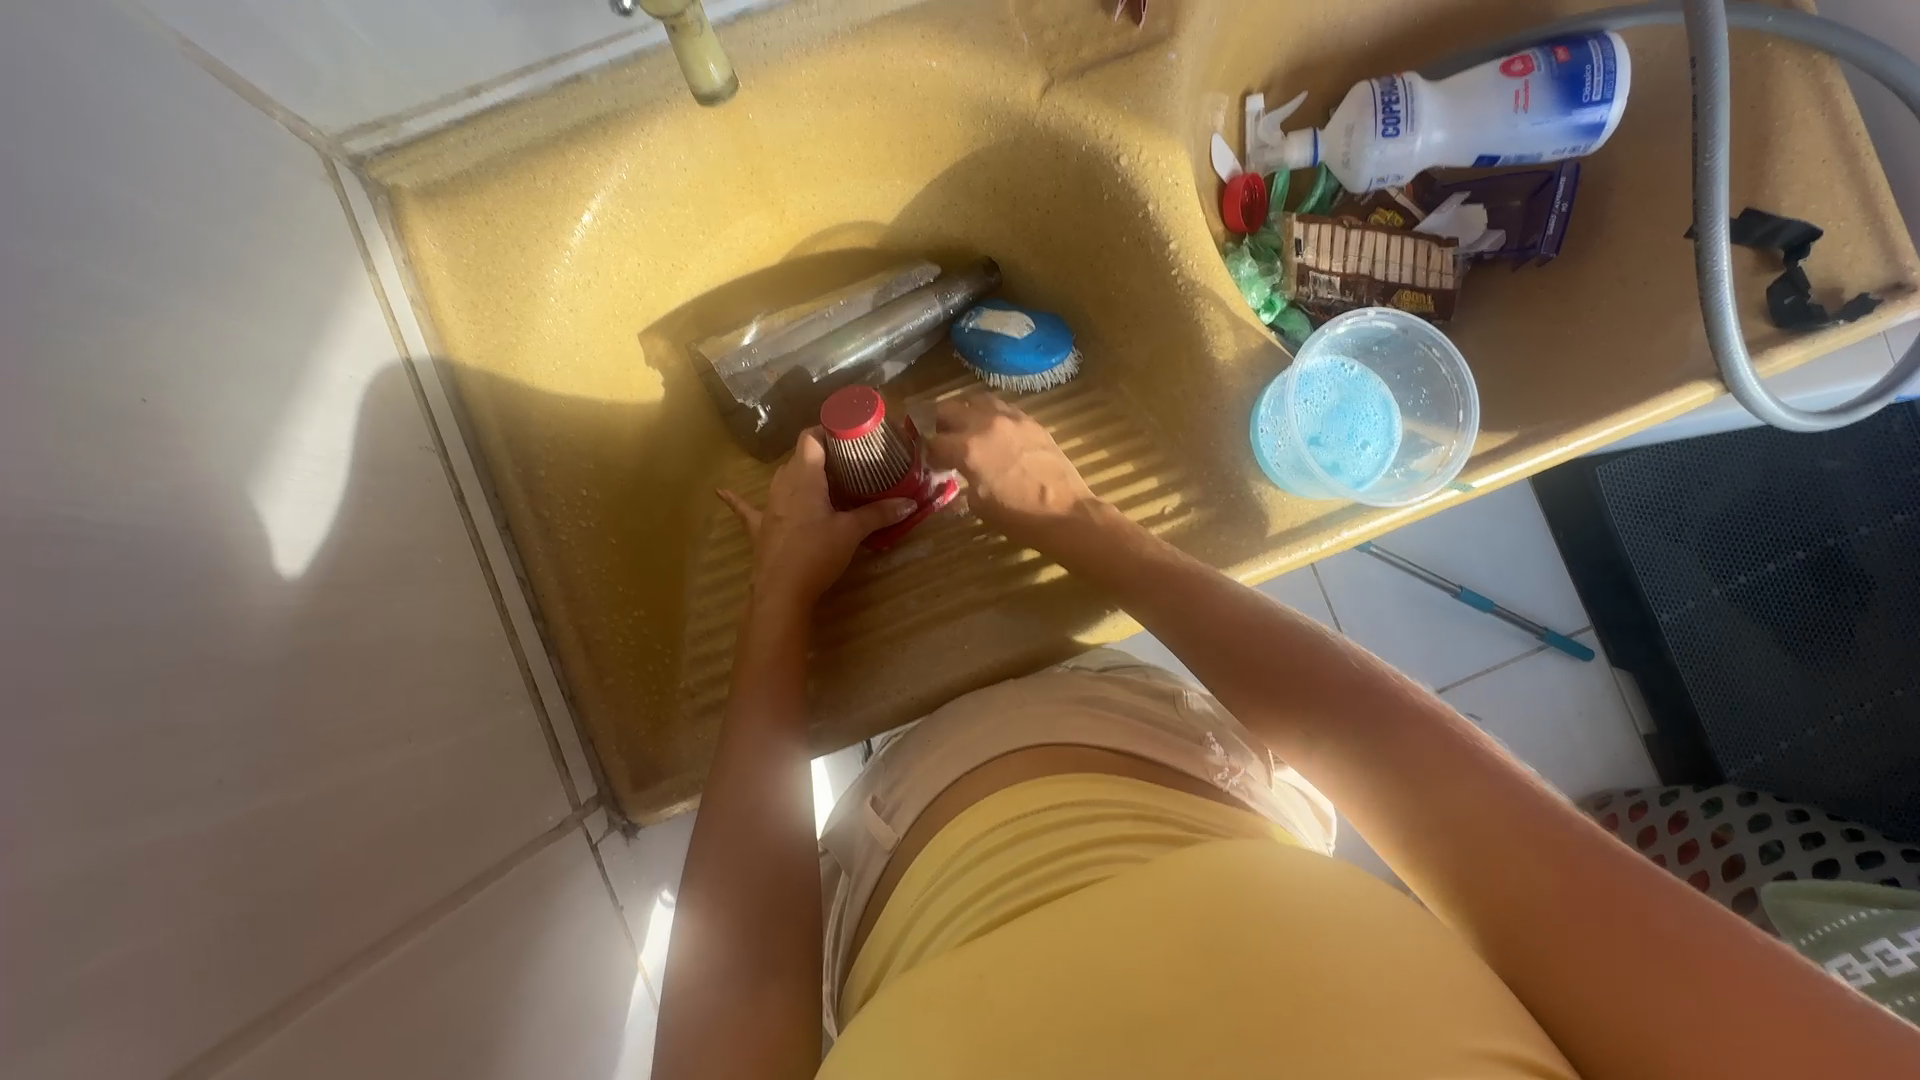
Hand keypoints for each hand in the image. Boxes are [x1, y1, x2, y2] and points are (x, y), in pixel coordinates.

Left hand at [718, 430, 916, 611]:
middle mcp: (783, 484)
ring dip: (800, 475)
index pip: (811, 439)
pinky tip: (720, 491)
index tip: (847, 434)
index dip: (827, 431)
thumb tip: (909, 504)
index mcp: (805, 477)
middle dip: (821, 456)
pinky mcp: (759, 528)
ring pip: (783, 479)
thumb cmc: (816, 553)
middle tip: (848, 461)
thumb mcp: (851, 532)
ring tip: (823, 477)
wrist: (781, 591)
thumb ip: (879, 514)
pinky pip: (747, 508)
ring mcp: (767, 506)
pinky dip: (737, 499)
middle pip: (800, 458)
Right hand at [926, 391, 1103, 549]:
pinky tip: (995, 431)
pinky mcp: (1031, 421)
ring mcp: (1011, 418)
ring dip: (966, 411)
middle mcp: (985, 424)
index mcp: (967, 448)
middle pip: (949, 409)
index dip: (930, 454)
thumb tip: (959, 470)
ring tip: (968, 428)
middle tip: (944, 439)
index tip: (934, 463)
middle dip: (940, 423)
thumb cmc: (1017, 517)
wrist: (1063, 513)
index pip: (934, 442)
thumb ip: (963, 478)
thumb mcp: (977, 504)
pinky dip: (992, 414)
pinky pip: (1003, 407)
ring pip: (977, 399)